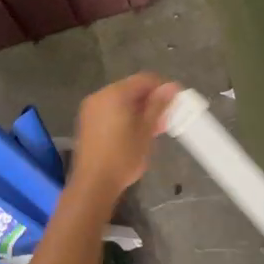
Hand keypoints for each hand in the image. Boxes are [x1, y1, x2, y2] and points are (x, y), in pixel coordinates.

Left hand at [69, 73, 180, 197]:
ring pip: (120, 101)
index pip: (144, 79)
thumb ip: (158, 106)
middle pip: (131, 89)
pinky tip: (136, 133)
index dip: (163, 88)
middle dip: (150, 101)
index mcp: (115, 94)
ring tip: (154, 127)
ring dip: (138, 110)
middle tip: (167, 117)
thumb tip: (172, 86)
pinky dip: (125, 117)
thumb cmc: (124, 157)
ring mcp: (90, 109)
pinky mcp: (87, 123)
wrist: (94, 184)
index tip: (176, 102)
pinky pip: (110, 111)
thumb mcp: (146, 131)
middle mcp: (100, 96)